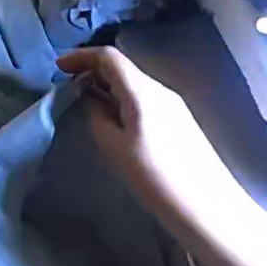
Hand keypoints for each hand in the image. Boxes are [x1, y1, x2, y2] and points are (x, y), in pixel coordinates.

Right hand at [58, 48, 257, 240]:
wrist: (209, 208)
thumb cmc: (156, 178)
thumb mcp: (114, 148)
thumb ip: (97, 115)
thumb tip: (92, 98)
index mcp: (142, 90)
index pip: (108, 57)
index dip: (81, 57)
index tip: (58, 69)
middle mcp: (159, 88)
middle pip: (121, 66)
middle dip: (92, 70)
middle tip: (68, 86)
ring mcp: (173, 103)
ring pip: (132, 82)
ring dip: (107, 85)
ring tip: (86, 101)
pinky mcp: (179, 120)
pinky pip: (143, 97)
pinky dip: (122, 97)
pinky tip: (114, 117)